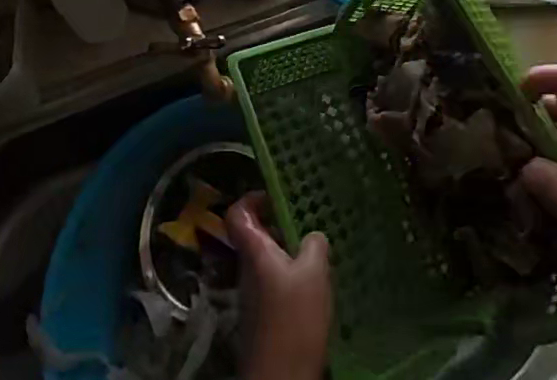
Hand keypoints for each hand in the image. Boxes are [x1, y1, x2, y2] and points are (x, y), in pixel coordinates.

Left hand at [227, 192, 330, 379]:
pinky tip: (317, 278)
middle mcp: (249, 270)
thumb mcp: (314, 272)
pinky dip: (293, 272)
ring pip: (267, 258)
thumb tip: (312, 236)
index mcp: (256, 253)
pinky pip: (276, 280)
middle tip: (308, 216)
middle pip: (254, 235)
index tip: (277, 194)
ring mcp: (255, 294)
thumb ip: (314, 244)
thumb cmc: (294, 319)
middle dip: (279, 222)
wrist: (281, 378)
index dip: (252, 198)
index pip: (238, 215)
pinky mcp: (265, 314)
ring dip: (289, 248)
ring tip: (318, 245)